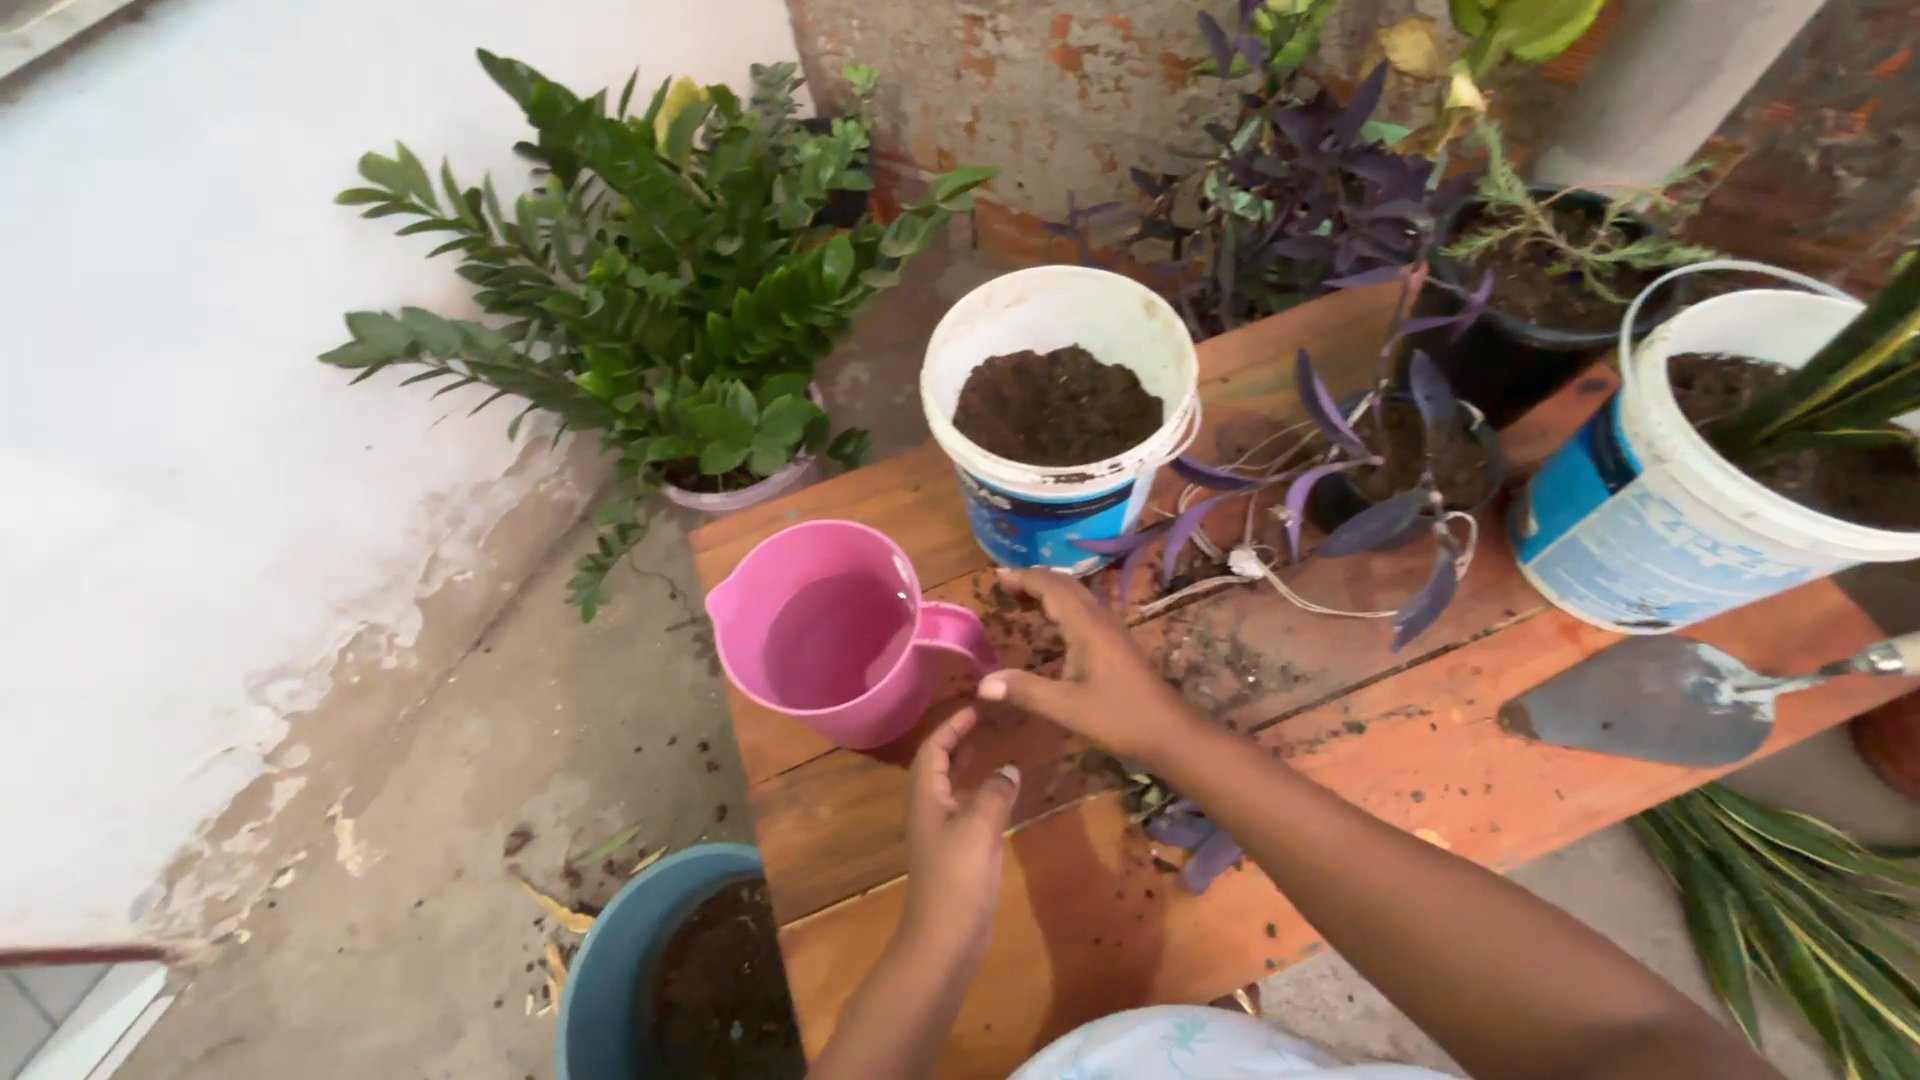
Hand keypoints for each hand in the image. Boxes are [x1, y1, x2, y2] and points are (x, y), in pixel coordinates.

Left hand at [901, 708, 1019, 960]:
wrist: (946, 937)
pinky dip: (982, 795)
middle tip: (985, 725)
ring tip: (994, 750)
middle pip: (938, 766)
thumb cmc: (956, 875)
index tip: (975, 710)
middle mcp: (929, 809)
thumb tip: (1009, 768)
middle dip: (957, 743)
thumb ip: (996, 792)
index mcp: (925, 796)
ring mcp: (942, 833)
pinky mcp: (957, 853)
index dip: (951, 727)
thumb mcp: (979, 826)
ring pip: (953, 789)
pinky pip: (968, 811)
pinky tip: (1004, 796)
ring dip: (969, 768)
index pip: (932, 749)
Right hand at [977, 567, 1203, 765]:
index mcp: (1087, 627)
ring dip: (1049, 589)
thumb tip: (982, 683)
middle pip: (1065, 585)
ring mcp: (1111, 629)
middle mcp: (1099, 619)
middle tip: (1005, 583)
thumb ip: (1025, 691)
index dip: (1024, 578)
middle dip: (1034, 579)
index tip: (997, 576)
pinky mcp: (1116, 641)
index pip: (1052, 588)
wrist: (1168, 730)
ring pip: (1077, 595)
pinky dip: (1062, 604)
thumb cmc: (1118, 717)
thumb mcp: (1066, 707)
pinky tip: (1053, 620)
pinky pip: (1084, 609)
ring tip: (1021, 595)